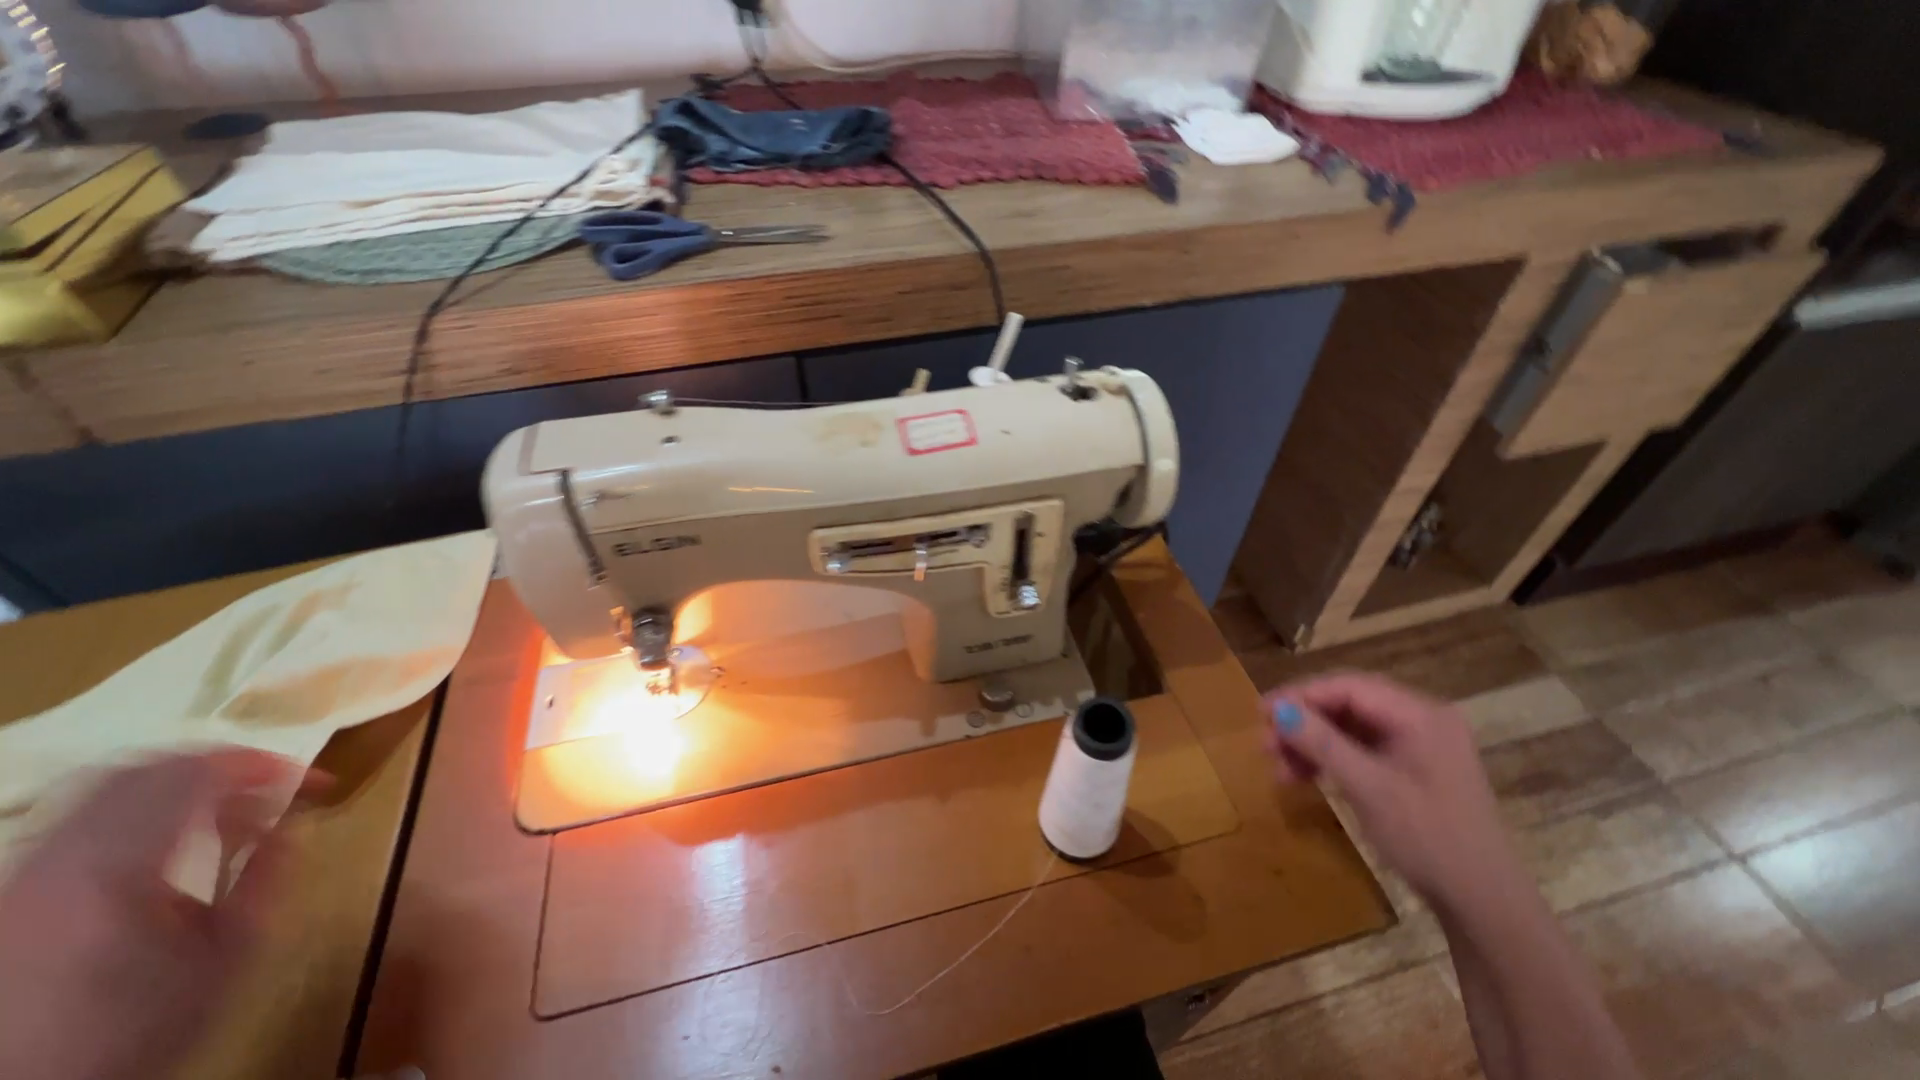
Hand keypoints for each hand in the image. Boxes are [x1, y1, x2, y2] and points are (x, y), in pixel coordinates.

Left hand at [0, 750, 319, 1079]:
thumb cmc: (140, 1023)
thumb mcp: (225, 960)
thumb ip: (264, 883)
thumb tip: (291, 828)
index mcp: (120, 863)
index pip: (197, 774)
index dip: (263, 764)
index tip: (311, 782)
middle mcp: (64, 850)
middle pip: (149, 768)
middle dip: (222, 767)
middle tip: (272, 787)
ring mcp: (31, 865)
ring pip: (110, 786)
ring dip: (181, 784)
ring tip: (227, 809)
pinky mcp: (17, 882)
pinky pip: (84, 814)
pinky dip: (141, 806)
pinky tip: (169, 838)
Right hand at [1264, 674, 1523, 909]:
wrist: (1482, 900)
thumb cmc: (1428, 838)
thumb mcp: (1369, 788)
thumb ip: (1322, 743)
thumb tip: (1276, 710)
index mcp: (1420, 714)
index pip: (1349, 686)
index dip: (1301, 695)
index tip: (1260, 713)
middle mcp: (1421, 720)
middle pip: (1348, 704)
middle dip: (1304, 722)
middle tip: (1265, 746)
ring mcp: (1418, 746)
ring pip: (1351, 729)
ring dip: (1312, 744)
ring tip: (1279, 770)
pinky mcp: (1412, 771)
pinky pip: (1362, 751)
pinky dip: (1331, 761)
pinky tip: (1305, 778)